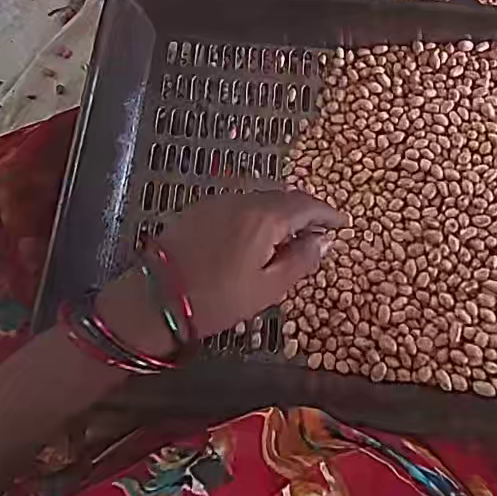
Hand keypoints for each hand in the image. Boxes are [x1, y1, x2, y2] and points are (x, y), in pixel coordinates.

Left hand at [153, 190, 345, 336]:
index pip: (306, 204)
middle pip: (283, 197)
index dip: (327, 213)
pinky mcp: (199, 209)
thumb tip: (323, 240)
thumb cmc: (217, 298)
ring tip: (288, 239)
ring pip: (259, 200)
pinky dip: (256, 216)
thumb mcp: (268, 288)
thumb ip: (300, 260)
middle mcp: (243, 199)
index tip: (341, 224)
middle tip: (318, 232)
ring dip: (279, 214)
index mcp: (265, 217)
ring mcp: (218, 201)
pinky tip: (255, 238)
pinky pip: (238, 206)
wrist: (155, 297)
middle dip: (304, 212)